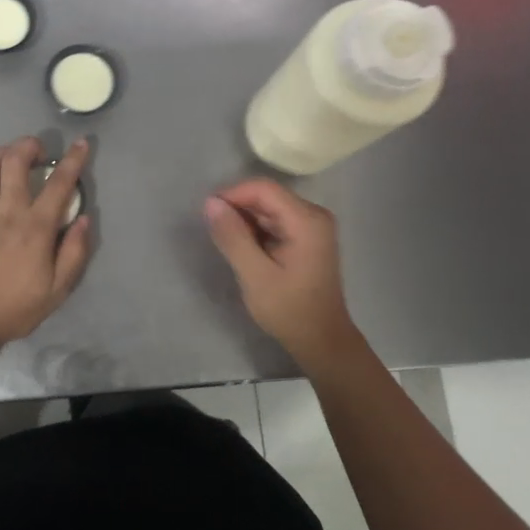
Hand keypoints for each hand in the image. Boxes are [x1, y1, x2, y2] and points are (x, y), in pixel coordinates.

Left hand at [0, 137, 92, 341]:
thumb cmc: (16, 306)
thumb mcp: (58, 289)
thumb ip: (75, 252)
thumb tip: (84, 219)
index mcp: (36, 228)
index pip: (58, 184)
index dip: (73, 160)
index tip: (82, 144)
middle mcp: (8, 212)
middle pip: (14, 161)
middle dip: (29, 145)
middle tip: (40, 151)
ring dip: (1, 153)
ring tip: (13, 157)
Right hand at [204, 179, 356, 358]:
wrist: (321, 340)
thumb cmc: (289, 310)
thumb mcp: (255, 275)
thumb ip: (233, 237)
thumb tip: (210, 203)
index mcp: (307, 220)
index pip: (263, 189)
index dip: (232, 195)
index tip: (208, 215)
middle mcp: (313, 214)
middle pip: (266, 196)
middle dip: (237, 210)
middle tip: (217, 236)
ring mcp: (313, 225)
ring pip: (268, 209)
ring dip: (245, 222)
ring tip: (230, 247)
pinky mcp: (307, 237)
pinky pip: (275, 221)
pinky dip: (256, 231)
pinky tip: (247, 252)